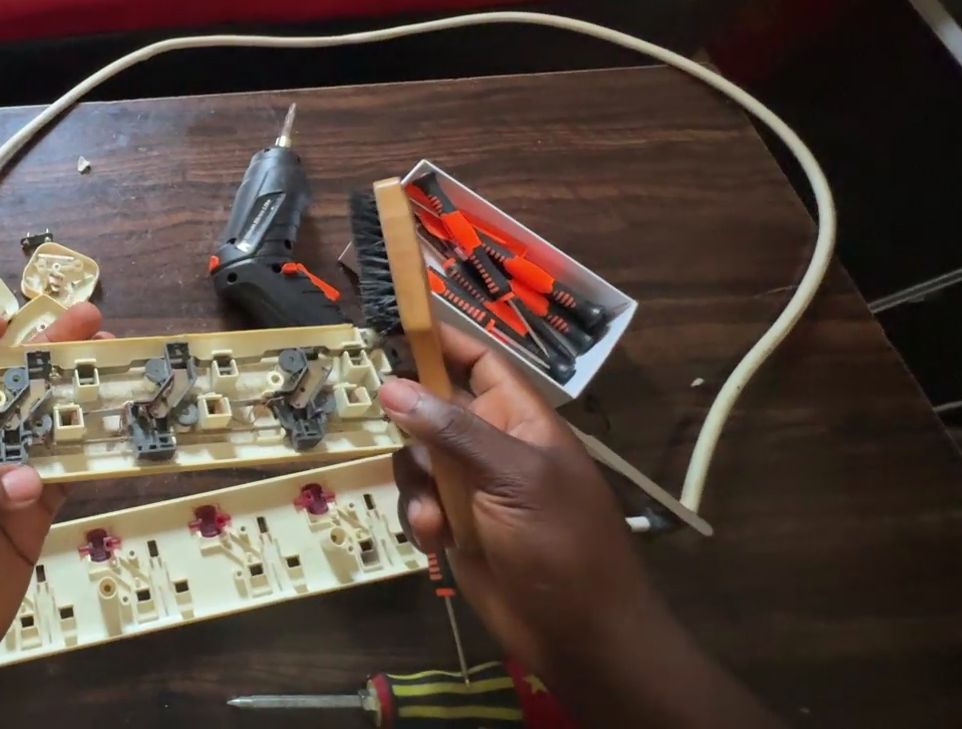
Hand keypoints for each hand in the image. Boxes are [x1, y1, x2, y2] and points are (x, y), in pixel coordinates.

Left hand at [0, 305, 106, 725]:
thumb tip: (27, 475)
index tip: (2, 320)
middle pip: (6, 392)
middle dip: (43, 351)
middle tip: (87, 318)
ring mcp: (3, 484)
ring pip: (44, 425)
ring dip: (76, 391)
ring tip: (113, 356)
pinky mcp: (33, 517)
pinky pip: (67, 474)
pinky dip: (94, 450)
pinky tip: (120, 424)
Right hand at [380, 328, 659, 678]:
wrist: (583, 641)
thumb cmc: (562, 545)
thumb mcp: (511, 477)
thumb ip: (451, 430)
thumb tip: (390, 386)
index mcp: (521, 420)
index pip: (478, 361)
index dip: (440, 338)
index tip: (393, 320)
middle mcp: (491, 443)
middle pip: (433, 404)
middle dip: (406, 413)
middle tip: (378, 412)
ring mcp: (470, 482)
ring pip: (415, 453)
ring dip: (414, 478)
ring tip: (432, 512)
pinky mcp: (453, 519)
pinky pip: (415, 495)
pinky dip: (417, 513)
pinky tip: (434, 537)